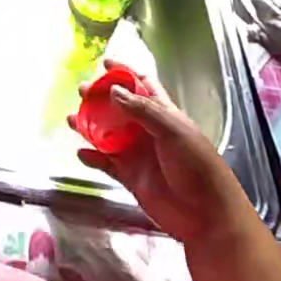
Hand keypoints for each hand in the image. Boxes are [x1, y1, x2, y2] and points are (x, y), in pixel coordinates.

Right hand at [72, 62, 242, 245]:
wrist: (208, 216)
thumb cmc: (197, 167)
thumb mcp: (173, 131)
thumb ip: (142, 110)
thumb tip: (113, 90)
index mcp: (163, 114)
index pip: (143, 86)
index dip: (125, 73)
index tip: (105, 64)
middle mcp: (148, 131)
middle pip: (118, 108)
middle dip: (99, 97)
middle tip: (81, 91)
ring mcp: (138, 154)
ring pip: (107, 134)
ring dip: (89, 126)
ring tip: (71, 119)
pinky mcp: (130, 177)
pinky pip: (106, 163)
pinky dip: (92, 157)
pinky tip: (81, 153)